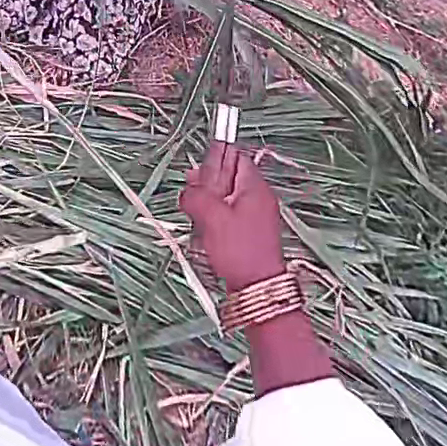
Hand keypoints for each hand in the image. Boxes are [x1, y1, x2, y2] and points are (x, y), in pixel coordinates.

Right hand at [180, 142, 285, 289]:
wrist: (256, 288)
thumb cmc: (240, 251)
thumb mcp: (211, 215)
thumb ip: (196, 195)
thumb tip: (188, 189)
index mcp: (255, 188)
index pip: (235, 157)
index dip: (215, 159)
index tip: (199, 169)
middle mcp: (258, 199)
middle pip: (228, 177)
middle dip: (206, 183)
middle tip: (192, 193)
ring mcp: (254, 216)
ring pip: (225, 197)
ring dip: (207, 202)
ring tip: (195, 213)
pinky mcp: (247, 232)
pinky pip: (227, 214)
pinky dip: (213, 217)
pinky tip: (203, 228)